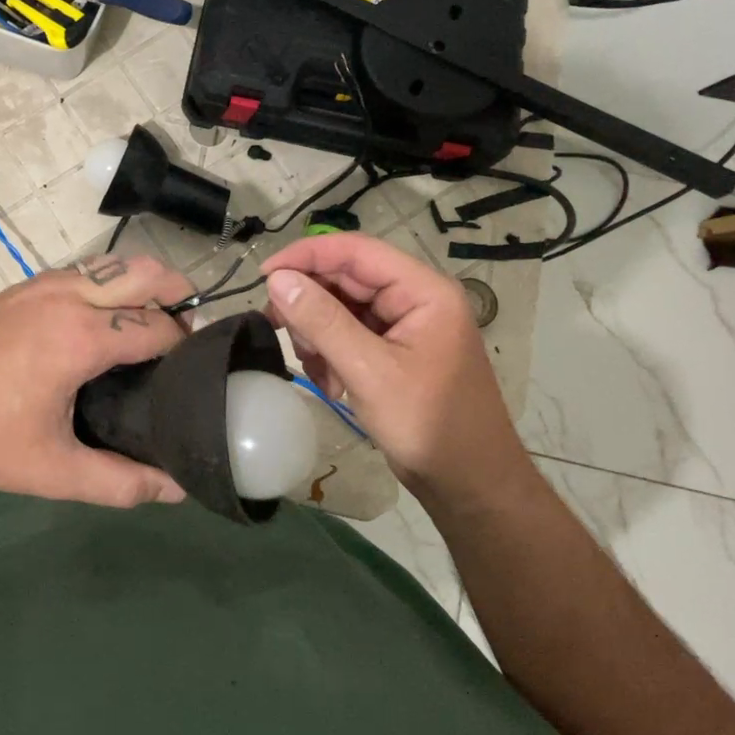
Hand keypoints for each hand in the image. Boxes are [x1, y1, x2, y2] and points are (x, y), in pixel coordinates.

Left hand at [0, 255, 194, 508]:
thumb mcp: (53, 472)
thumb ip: (121, 483)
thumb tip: (176, 489)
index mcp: (78, 337)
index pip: (158, 327)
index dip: (187, 347)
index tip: (197, 372)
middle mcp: (63, 298)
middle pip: (143, 272)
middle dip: (176, 293)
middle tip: (185, 336)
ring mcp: (35, 287)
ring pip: (107, 266)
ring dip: (138, 285)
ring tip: (147, 329)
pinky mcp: (14, 290)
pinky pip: (77, 273)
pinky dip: (104, 285)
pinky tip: (97, 326)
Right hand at [259, 234, 535, 508]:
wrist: (470, 483)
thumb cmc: (428, 424)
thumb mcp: (368, 370)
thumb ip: (322, 321)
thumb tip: (278, 280)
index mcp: (423, 291)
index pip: (355, 251)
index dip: (307, 255)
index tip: (264, 276)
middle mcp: (415, 299)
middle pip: (346, 279)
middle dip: (309, 304)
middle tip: (279, 330)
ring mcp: (405, 327)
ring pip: (342, 308)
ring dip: (318, 334)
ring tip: (314, 369)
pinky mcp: (394, 352)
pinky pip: (350, 335)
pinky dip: (331, 353)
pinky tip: (330, 384)